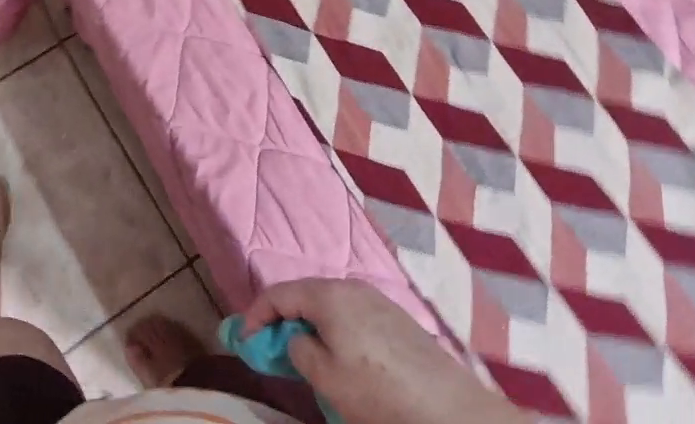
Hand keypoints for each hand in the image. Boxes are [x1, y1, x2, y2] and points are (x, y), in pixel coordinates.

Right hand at [242, 278, 530, 423]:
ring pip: (328, 303)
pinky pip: (350, 313)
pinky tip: (339, 353)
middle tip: (269, 345)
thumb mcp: (325, 377)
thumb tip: (299, 340)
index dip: (255, 315)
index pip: (277, 293)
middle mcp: (351, 285)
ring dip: (309, 322)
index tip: (243, 340)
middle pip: (303, 293)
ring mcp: (377, 299)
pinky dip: (333, 327)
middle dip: (282, 317)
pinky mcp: (397, 317)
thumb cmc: (379, 392)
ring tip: (302, 352)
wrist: (451, 410)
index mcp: (328, 294)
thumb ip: (299, 350)